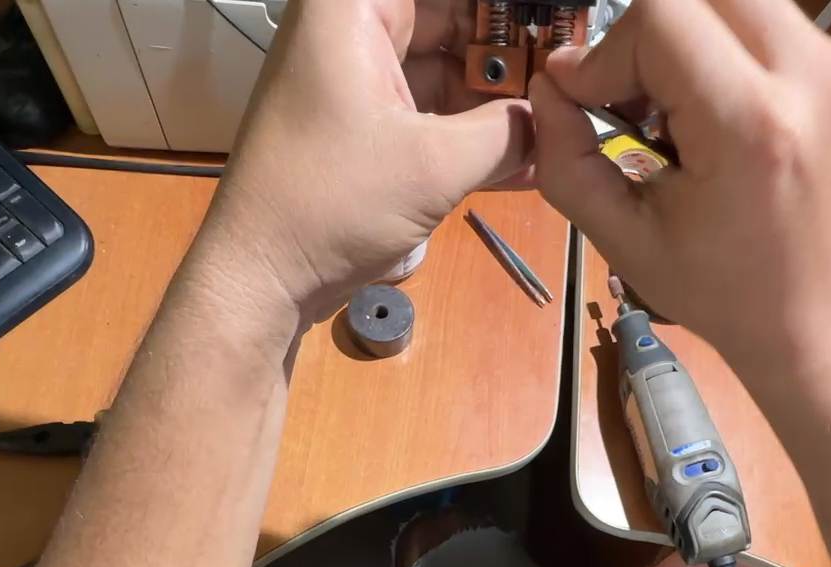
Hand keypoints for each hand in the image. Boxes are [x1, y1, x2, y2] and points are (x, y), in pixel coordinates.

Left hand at [197, 0, 534, 323]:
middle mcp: (355, 32)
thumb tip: (550, 120)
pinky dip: (472, 140)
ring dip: (499, 105)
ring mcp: (361, 86)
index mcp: (356, 6)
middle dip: (510, 57)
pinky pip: (432, 121)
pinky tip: (524, 161)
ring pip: (447, 76)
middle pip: (453, 22)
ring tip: (557, 126)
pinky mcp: (367, 135)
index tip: (558, 26)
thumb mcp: (434, 166)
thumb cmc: (333, 205)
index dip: (509, 12)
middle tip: (565, 84)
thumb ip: (505, 133)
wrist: (265, 276)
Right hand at [530, 0, 830, 390]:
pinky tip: (697, 111)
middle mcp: (806, 73)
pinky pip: (753, 16)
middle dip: (640, 36)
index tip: (586, 105)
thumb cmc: (714, 290)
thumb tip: (550, 89)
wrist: (803, 312)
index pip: (662, 17)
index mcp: (750, 129)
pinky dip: (709, 46)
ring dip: (675, 37)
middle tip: (624, 103)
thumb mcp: (624, 243)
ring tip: (660, 111)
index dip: (605, 54)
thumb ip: (569, 165)